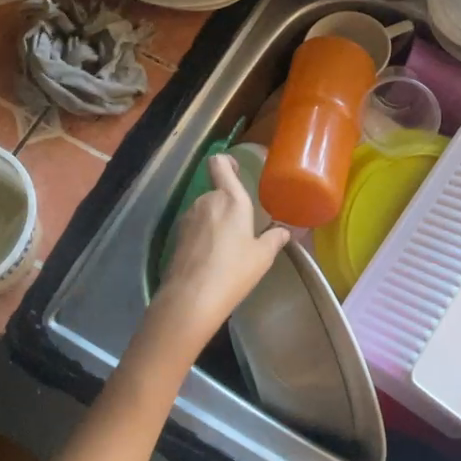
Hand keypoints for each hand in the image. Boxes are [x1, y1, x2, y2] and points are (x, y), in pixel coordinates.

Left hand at [146, 155, 290, 352]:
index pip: (220, 164)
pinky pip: (195, 228)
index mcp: (230, 199)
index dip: (226, 162)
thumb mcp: (262, 257)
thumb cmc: (233, 271)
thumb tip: (284, 231)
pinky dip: (203, 237)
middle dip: (227, 207)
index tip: (236, 170)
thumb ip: (274, 239)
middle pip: (217, 193)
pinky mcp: (176, 236)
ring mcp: (188, 218)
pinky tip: (211, 260)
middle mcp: (206, 201)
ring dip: (215, 223)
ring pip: (205, 212)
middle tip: (242, 231)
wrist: (191, 298)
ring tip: (227, 249)